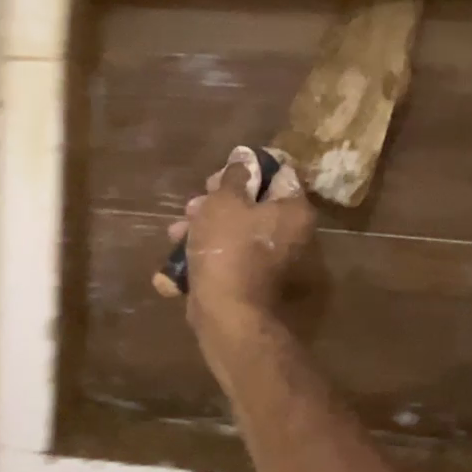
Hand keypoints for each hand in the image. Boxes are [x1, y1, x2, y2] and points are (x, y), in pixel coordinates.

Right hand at [170, 151, 315, 325]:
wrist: (225, 312)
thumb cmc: (228, 247)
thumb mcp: (226, 200)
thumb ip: (235, 175)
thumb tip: (245, 158)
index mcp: (294, 211)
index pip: (278, 173)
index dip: (246, 168)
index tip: (219, 175)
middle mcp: (291, 235)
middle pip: (253, 203)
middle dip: (217, 201)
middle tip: (193, 205)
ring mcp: (271, 260)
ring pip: (236, 230)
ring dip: (205, 226)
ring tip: (177, 232)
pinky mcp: (250, 280)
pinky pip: (229, 255)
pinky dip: (207, 251)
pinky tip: (180, 254)